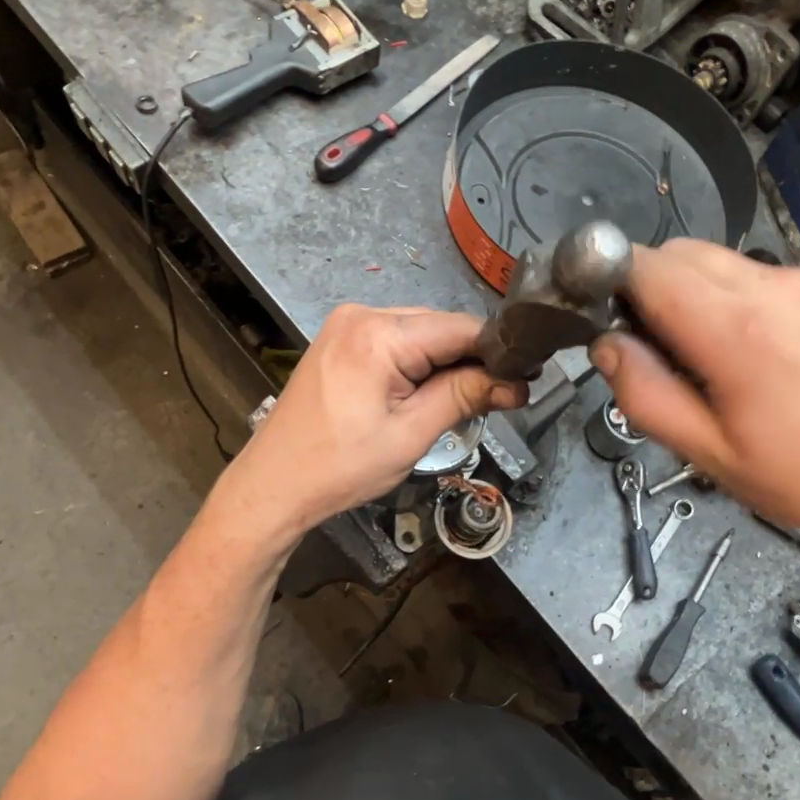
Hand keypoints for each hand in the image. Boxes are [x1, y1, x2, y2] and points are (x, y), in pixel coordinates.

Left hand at [221, 305, 527, 539]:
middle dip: (470, 360)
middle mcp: (361, 315)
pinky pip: (393, 343)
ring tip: (460, 402)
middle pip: (439, 327)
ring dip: (443, 364)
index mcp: (378, 334)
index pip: (460, 327)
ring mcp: (345, 326)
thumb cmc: (339, 467)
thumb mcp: (411, 434)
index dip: (497, 352)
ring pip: (418, 334)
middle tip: (498, 398)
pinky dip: (415, 365)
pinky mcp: (338, 342)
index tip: (525, 377)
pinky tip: (424, 394)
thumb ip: (464, 398)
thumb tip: (516, 383)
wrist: (274, 484)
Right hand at [591, 240, 799, 555]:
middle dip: (649, 289)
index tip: (602, 316)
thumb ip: (646, 396)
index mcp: (736, 328)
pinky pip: (764, 279)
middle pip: (682, 253)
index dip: (612, 282)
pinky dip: (738, 302)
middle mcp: (774, 287)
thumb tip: (607, 347)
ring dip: (694, 296)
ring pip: (722, 263)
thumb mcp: (711, 455)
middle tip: (654, 351)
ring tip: (711, 361)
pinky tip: (759, 358)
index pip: (648, 265)